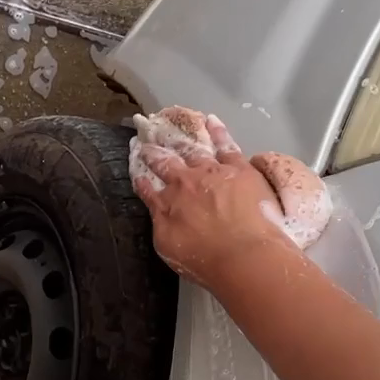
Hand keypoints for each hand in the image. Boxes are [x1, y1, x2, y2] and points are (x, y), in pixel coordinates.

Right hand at [129, 107, 328, 286]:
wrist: (245, 256)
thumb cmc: (203, 258)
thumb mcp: (167, 244)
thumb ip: (159, 219)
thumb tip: (154, 201)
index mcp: (167, 201)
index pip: (147, 185)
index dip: (140, 174)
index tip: (134, 161)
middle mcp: (185, 181)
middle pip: (166, 162)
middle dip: (154, 152)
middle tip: (146, 139)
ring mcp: (213, 172)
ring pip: (194, 149)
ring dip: (181, 138)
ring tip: (173, 124)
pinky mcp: (239, 169)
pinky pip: (227, 145)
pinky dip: (218, 132)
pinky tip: (211, 121)